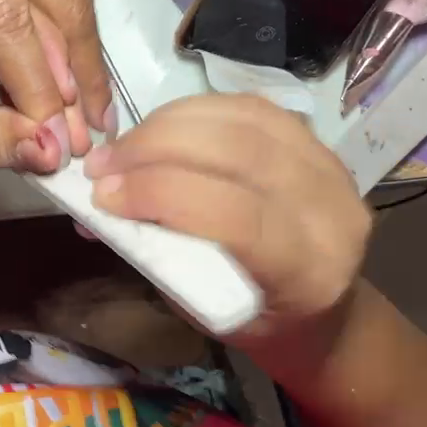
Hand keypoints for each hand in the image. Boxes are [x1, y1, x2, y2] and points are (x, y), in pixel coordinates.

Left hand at [0, 0, 70, 229]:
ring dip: (41, 100)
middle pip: (6, 36)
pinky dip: (22, 112)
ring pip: (7, 63)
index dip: (37, 57)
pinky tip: (49, 134)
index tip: (74, 106)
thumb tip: (58, 146)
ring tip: (75, 138)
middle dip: (47, 82)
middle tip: (84, 130)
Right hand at [81, 95, 371, 361]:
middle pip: (238, 152)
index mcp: (308, 271)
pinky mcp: (315, 141)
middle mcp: (330, 211)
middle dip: (153, 149)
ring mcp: (330, 168)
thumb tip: (95, 211)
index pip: (234, 215)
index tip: (103, 195)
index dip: (161, 194)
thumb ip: (160, 256)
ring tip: (121, 146)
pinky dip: (191, 113)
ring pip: (241, 119)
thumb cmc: (253, 318)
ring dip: (165, 125)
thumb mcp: (201, 308)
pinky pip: (247, 109)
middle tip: (100, 165)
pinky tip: (156, 129)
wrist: (321, 309)